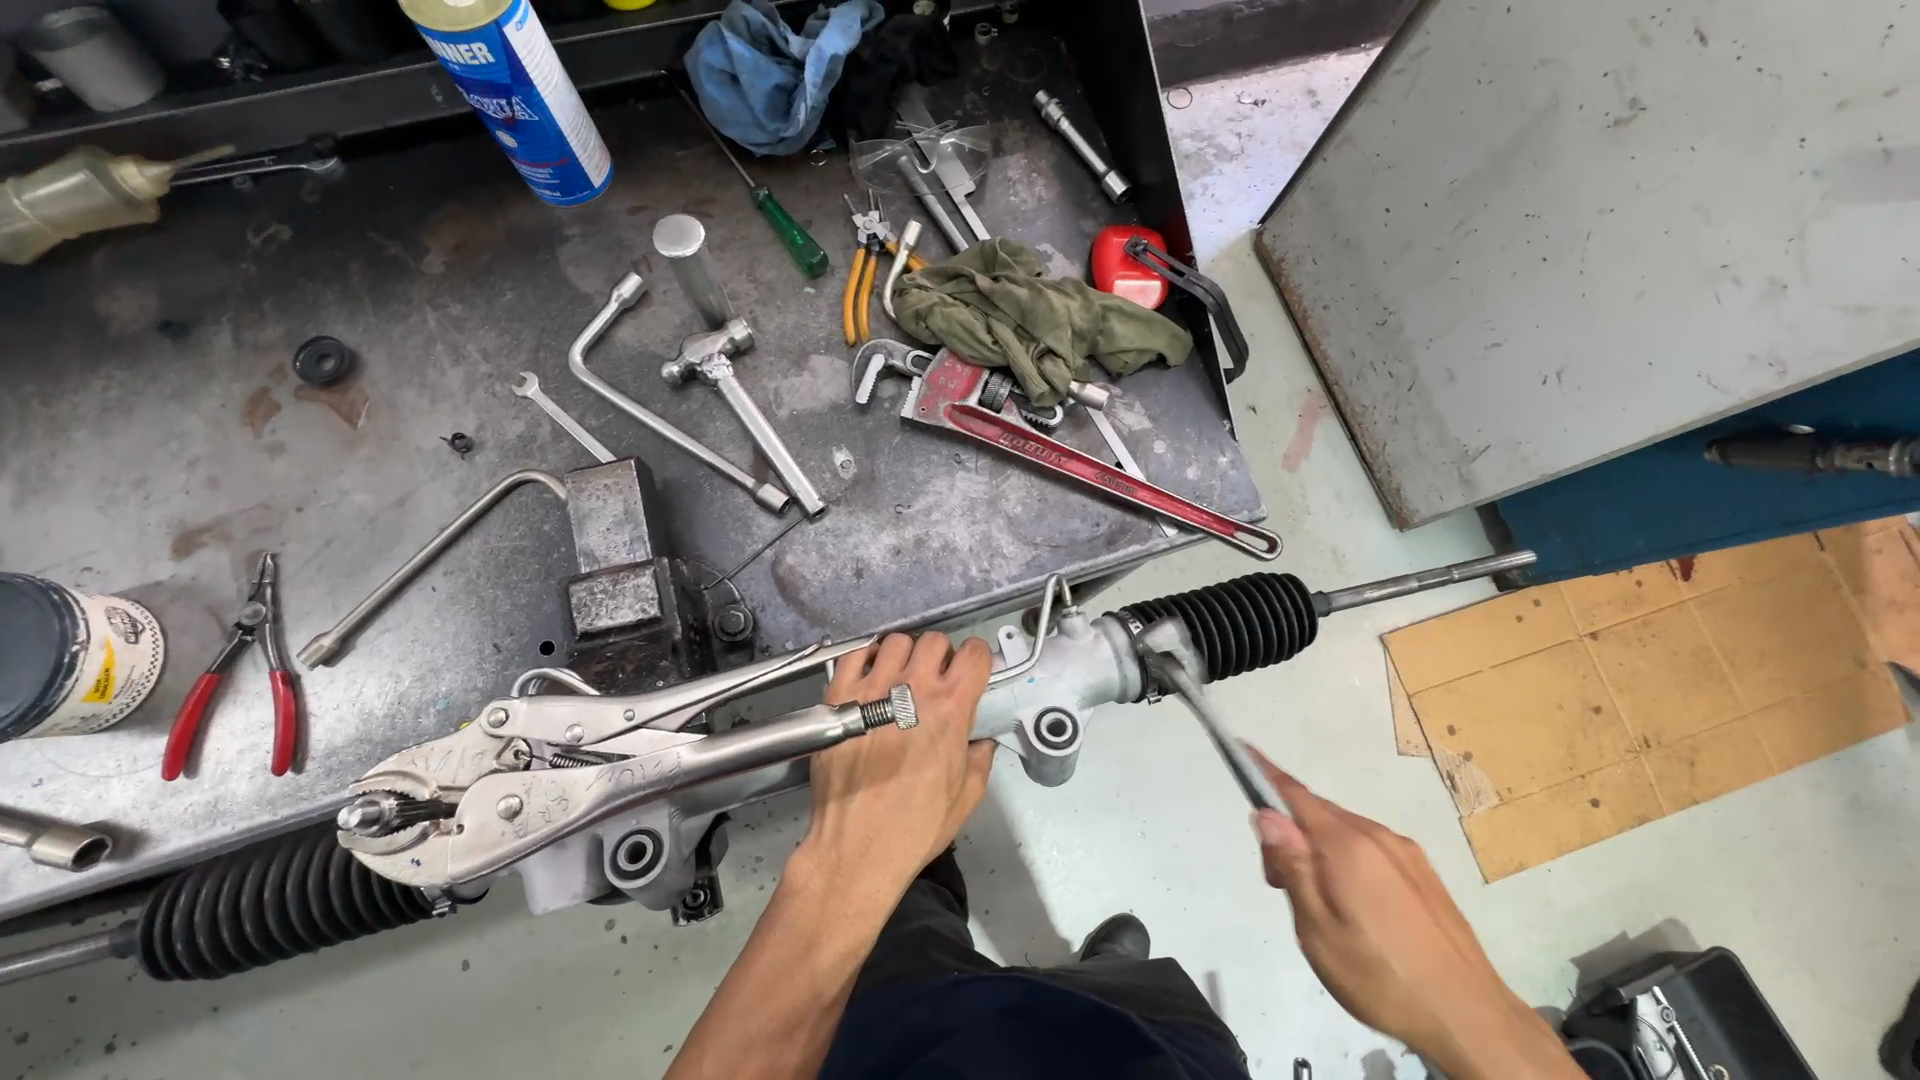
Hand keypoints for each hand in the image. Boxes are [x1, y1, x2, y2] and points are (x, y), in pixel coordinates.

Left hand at [800, 633, 995, 893]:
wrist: (859, 846)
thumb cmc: (916, 826)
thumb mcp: (967, 796)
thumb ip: (980, 758)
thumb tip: (980, 741)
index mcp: (951, 709)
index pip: (974, 654)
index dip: (977, 659)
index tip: (971, 673)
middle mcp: (914, 689)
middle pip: (935, 641)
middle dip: (941, 656)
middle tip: (935, 679)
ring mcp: (872, 689)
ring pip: (896, 641)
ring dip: (904, 655)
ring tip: (900, 678)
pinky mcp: (839, 698)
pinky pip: (854, 655)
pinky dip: (866, 658)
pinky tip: (870, 678)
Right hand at [1247, 748, 1582, 1079]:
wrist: (1471, 1017)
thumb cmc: (1382, 978)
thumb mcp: (1318, 931)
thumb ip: (1293, 867)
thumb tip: (1266, 814)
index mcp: (1347, 846)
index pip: (1295, 794)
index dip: (1264, 772)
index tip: (1241, 748)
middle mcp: (1378, 836)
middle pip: (1316, 813)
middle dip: (1288, 833)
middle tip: (1280, 887)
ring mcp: (1405, 853)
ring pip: (1343, 832)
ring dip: (1317, 850)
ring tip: (1319, 908)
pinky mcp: (1422, 873)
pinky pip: (1369, 848)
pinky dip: (1344, 859)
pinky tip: (1353, 907)